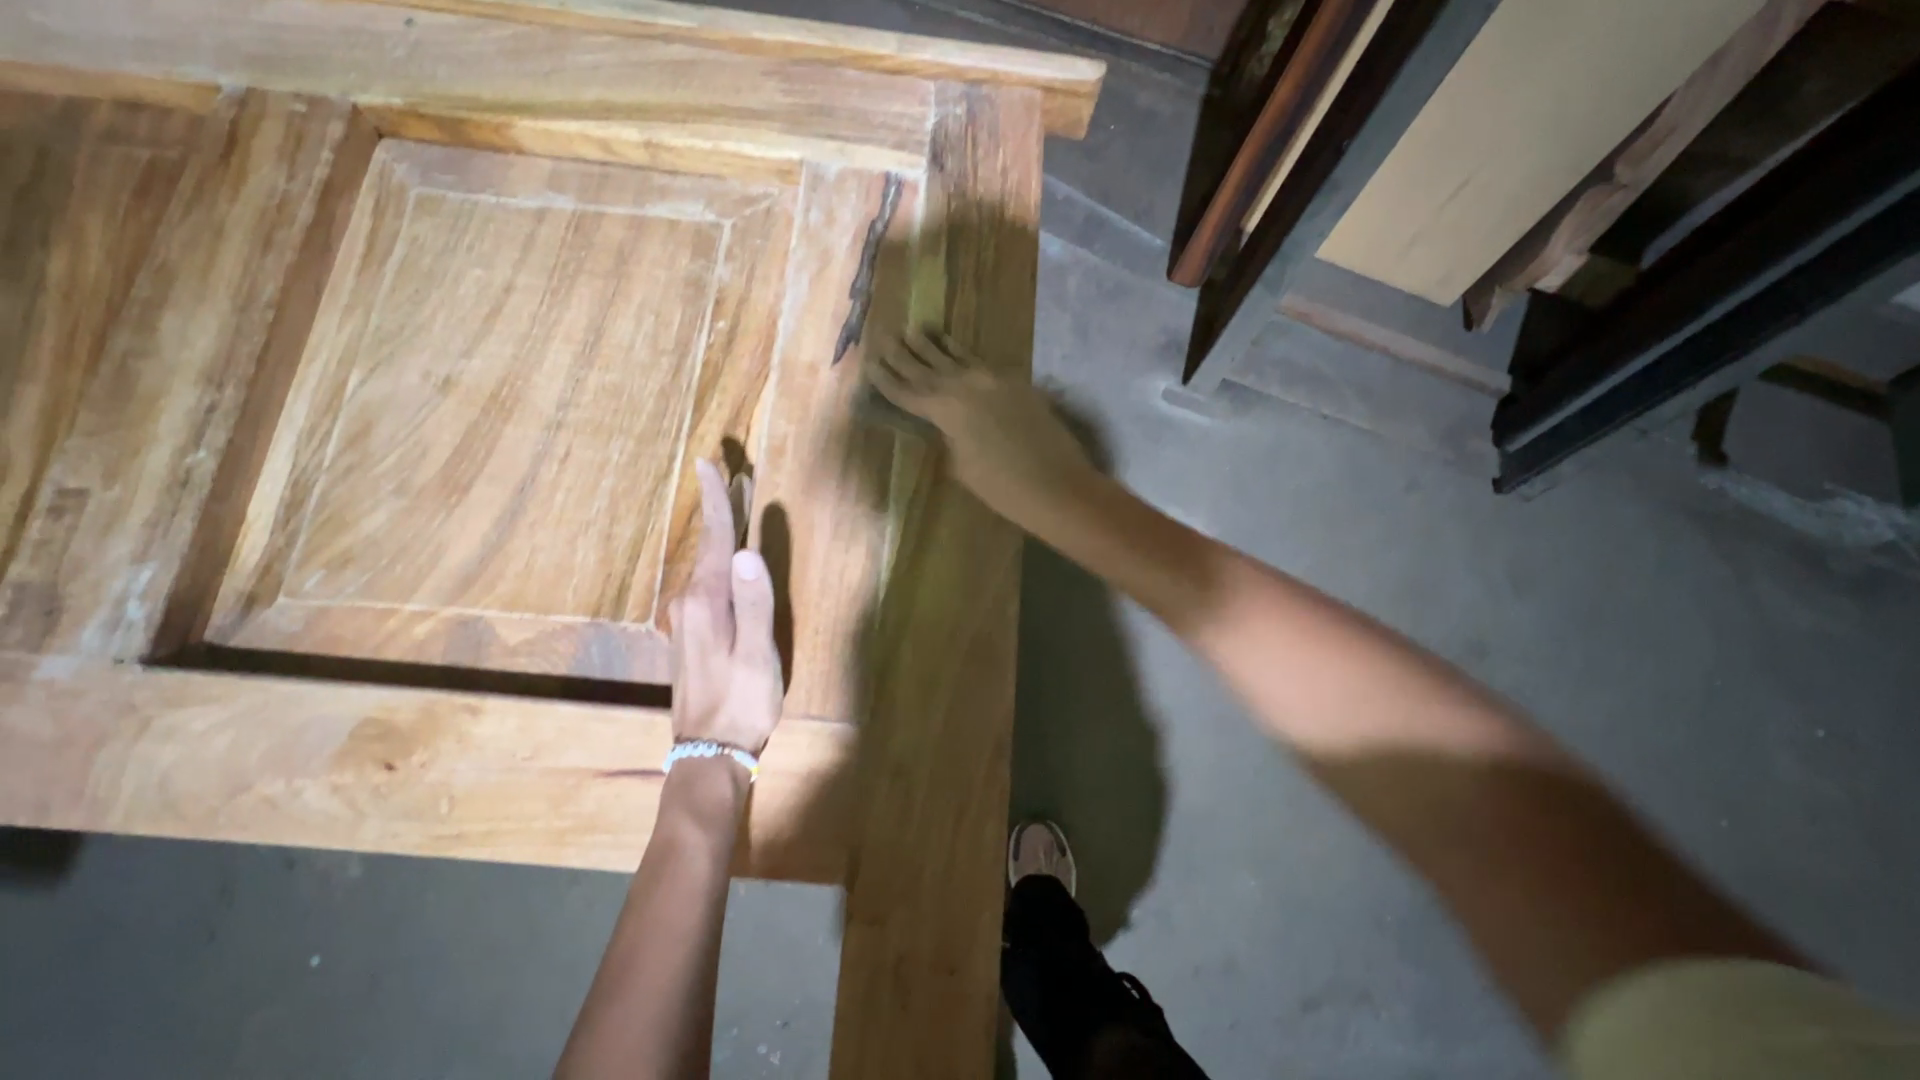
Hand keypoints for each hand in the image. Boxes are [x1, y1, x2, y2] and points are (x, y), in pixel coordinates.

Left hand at [667, 459, 782, 754]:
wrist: (709, 750)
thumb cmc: (742, 701)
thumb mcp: (758, 653)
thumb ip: (754, 602)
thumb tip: (746, 551)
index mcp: (706, 602)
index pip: (712, 539)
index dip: (716, 500)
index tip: (709, 462)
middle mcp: (689, 603)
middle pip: (705, 545)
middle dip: (718, 508)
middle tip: (726, 471)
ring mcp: (686, 620)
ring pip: (704, 565)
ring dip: (718, 534)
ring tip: (733, 506)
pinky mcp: (691, 635)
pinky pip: (705, 583)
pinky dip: (717, 560)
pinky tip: (727, 561)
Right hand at [865, 330, 1099, 528]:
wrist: (1056, 484)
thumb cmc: (1002, 487)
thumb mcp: (962, 466)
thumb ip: (948, 438)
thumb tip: (945, 425)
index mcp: (944, 410)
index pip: (907, 392)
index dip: (887, 379)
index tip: (869, 362)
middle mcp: (964, 386)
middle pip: (927, 367)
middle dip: (903, 354)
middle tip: (885, 335)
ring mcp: (992, 380)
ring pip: (954, 357)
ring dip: (932, 345)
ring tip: (914, 330)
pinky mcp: (1015, 382)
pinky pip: (980, 362)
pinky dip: (962, 353)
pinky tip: (953, 346)